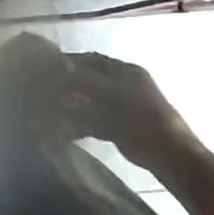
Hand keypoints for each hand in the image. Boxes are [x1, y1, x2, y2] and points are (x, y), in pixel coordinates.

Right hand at [54, 50, 198, 171]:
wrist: (168, 154)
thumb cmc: (143, 118)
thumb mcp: (112, 95)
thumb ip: (85, 82)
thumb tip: (59, 71)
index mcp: (126, 72)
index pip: (92, 60)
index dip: (70, 62)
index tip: (47, 67)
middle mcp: (123, 86)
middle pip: (89, 81)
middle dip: (68, 86)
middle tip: (45, 92)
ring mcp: (121, 107)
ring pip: (90, 102)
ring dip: (72, 106)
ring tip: (51, 112)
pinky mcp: (118, 127)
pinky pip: (94, 121)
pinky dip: (80, 124)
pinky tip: (65, 130)